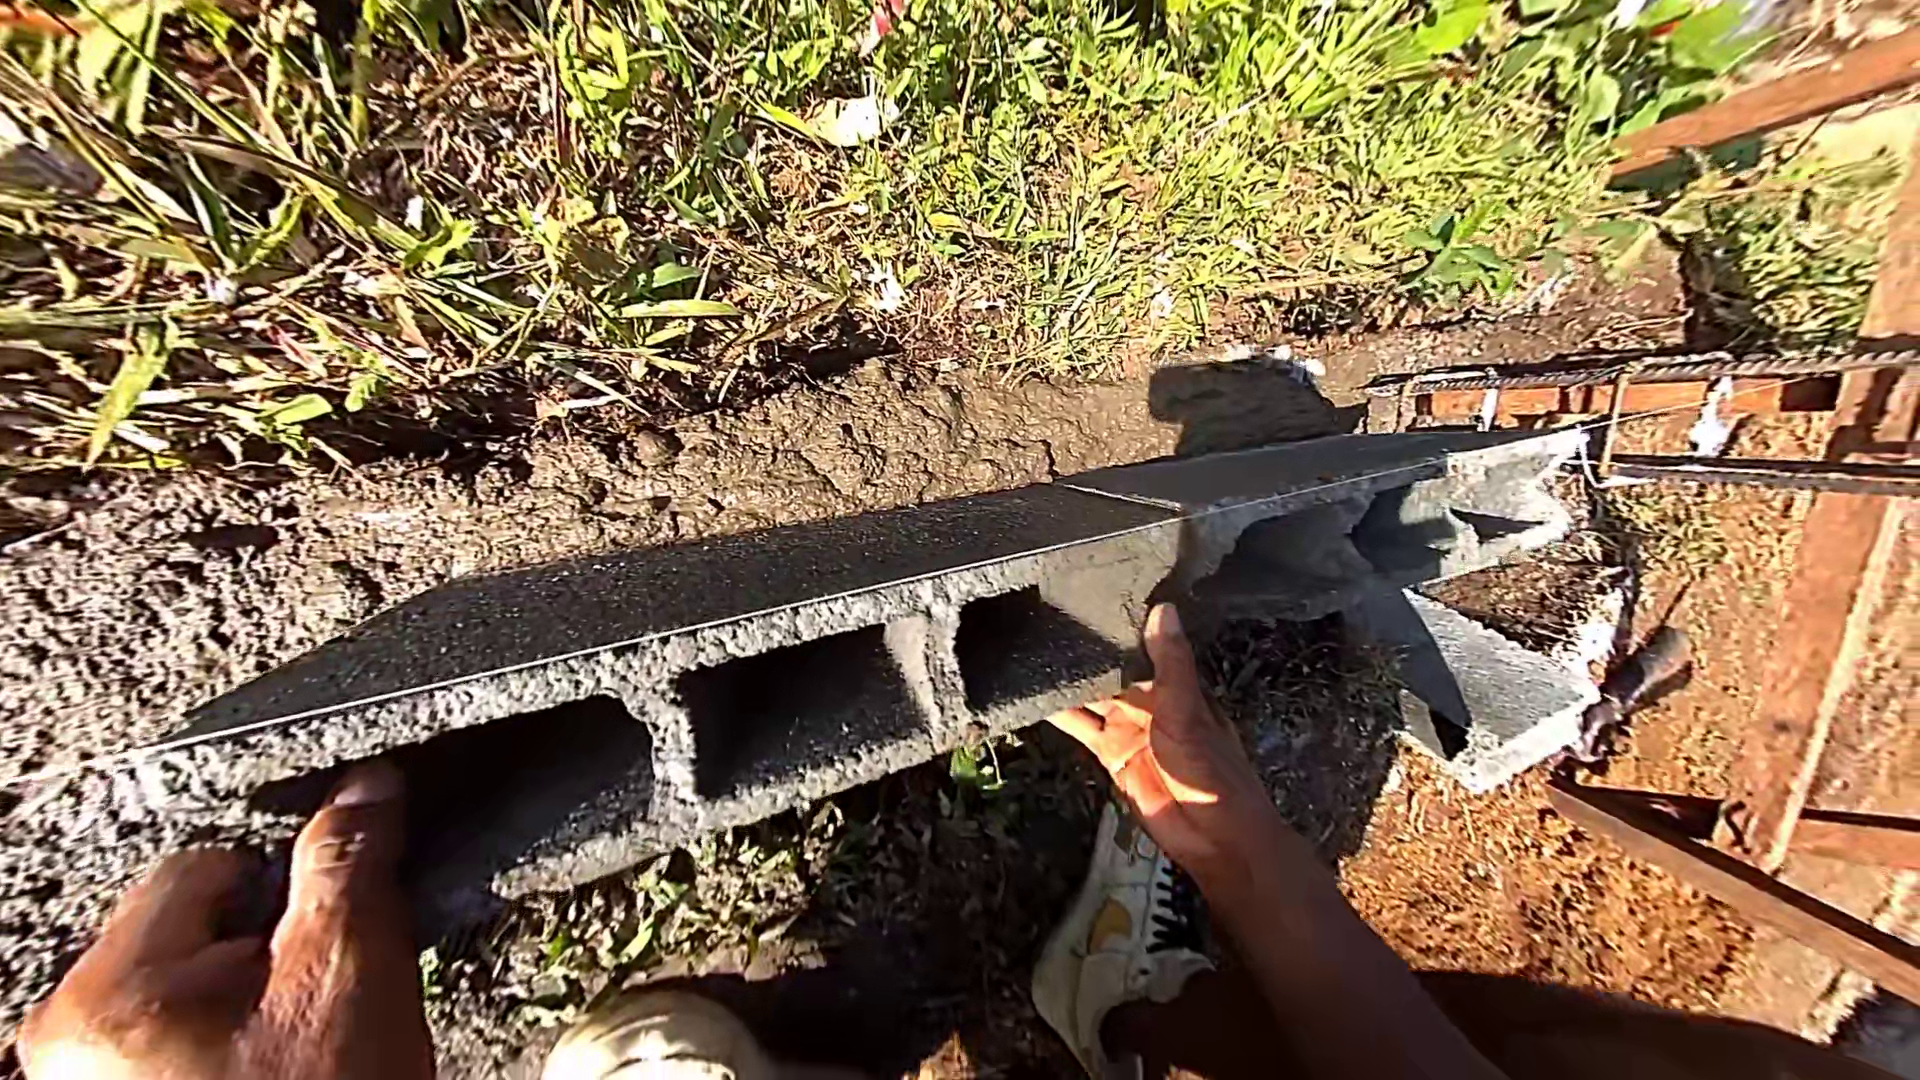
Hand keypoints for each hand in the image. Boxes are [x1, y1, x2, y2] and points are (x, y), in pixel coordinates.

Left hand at [17, 762, 432, 1079]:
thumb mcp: (349, 965)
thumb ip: (350, 863)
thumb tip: (369, 780)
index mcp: (103, 997)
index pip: (203, 865)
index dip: (285, 876)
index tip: (327, 923)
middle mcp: (64, 1042)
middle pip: (197, 920)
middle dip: (274, 932)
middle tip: (321, 982)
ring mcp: (93, 1079)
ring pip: (204, 970)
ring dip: (268, 975)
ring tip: (307, 1024)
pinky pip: (196, 1019)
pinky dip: (251, 1015)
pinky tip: (287, 1051)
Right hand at [1049, 603, 1276, 886]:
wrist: (1214, 838)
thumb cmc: (1211, 770)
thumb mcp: (1189, 709)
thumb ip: (1172, 662)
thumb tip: (1163, 609)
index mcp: (1172, 683)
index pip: (1141, 645)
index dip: (1119, 624)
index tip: (1091, 595)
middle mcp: (1147, 701)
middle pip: (1111, 669)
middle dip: (1087, 650)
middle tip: (1050, 617)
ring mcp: (1127, 726)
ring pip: (1091, 695)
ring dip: (1070, 680)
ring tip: (1035, 650)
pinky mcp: (1110, 752)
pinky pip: (1081, 727)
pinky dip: (1060, 714)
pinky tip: (1037, 697)